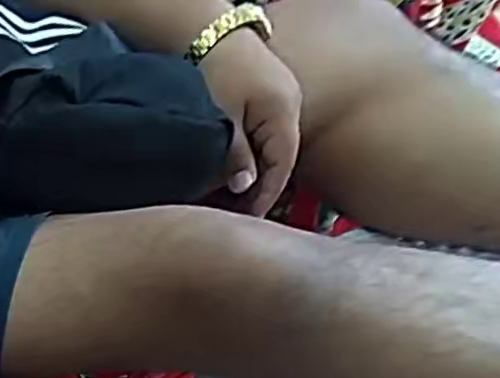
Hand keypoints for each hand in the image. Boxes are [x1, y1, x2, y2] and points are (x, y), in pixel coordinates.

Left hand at [197, 30, 300, 217]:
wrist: (210, 36)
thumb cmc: (215, 75)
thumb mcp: (222, 122)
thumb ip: (235, 155)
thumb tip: (245, 186)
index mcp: (283, 112)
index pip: (283, 164)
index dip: (266, 195)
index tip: (250, 219)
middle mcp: (289, 106)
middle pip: (279, 160)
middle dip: (259, 191)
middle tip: (237, 218)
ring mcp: (279, 101)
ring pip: (270, 150)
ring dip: (253, 177)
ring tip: (232, 204)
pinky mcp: (265, 99)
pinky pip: (262, 138)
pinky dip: (250, 159)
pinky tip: (232, 177)